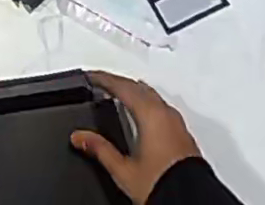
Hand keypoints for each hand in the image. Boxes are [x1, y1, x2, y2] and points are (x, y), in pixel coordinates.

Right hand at [71, 71, 201, 204]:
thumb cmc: (166, 187)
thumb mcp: (124, 171)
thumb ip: (100, 150)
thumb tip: (79, 138)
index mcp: (149, 114)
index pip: (121, 85)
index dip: (103, 78)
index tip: (91, 76)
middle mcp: (165, 114)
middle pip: (137, 87)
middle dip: (118, 82)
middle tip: (102, 83)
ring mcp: (178, 124)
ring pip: (152, 96)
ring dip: (135, 92)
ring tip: (120, 96)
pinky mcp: (185, 136)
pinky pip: (163, 108)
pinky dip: (148, 104)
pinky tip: (143, 116)